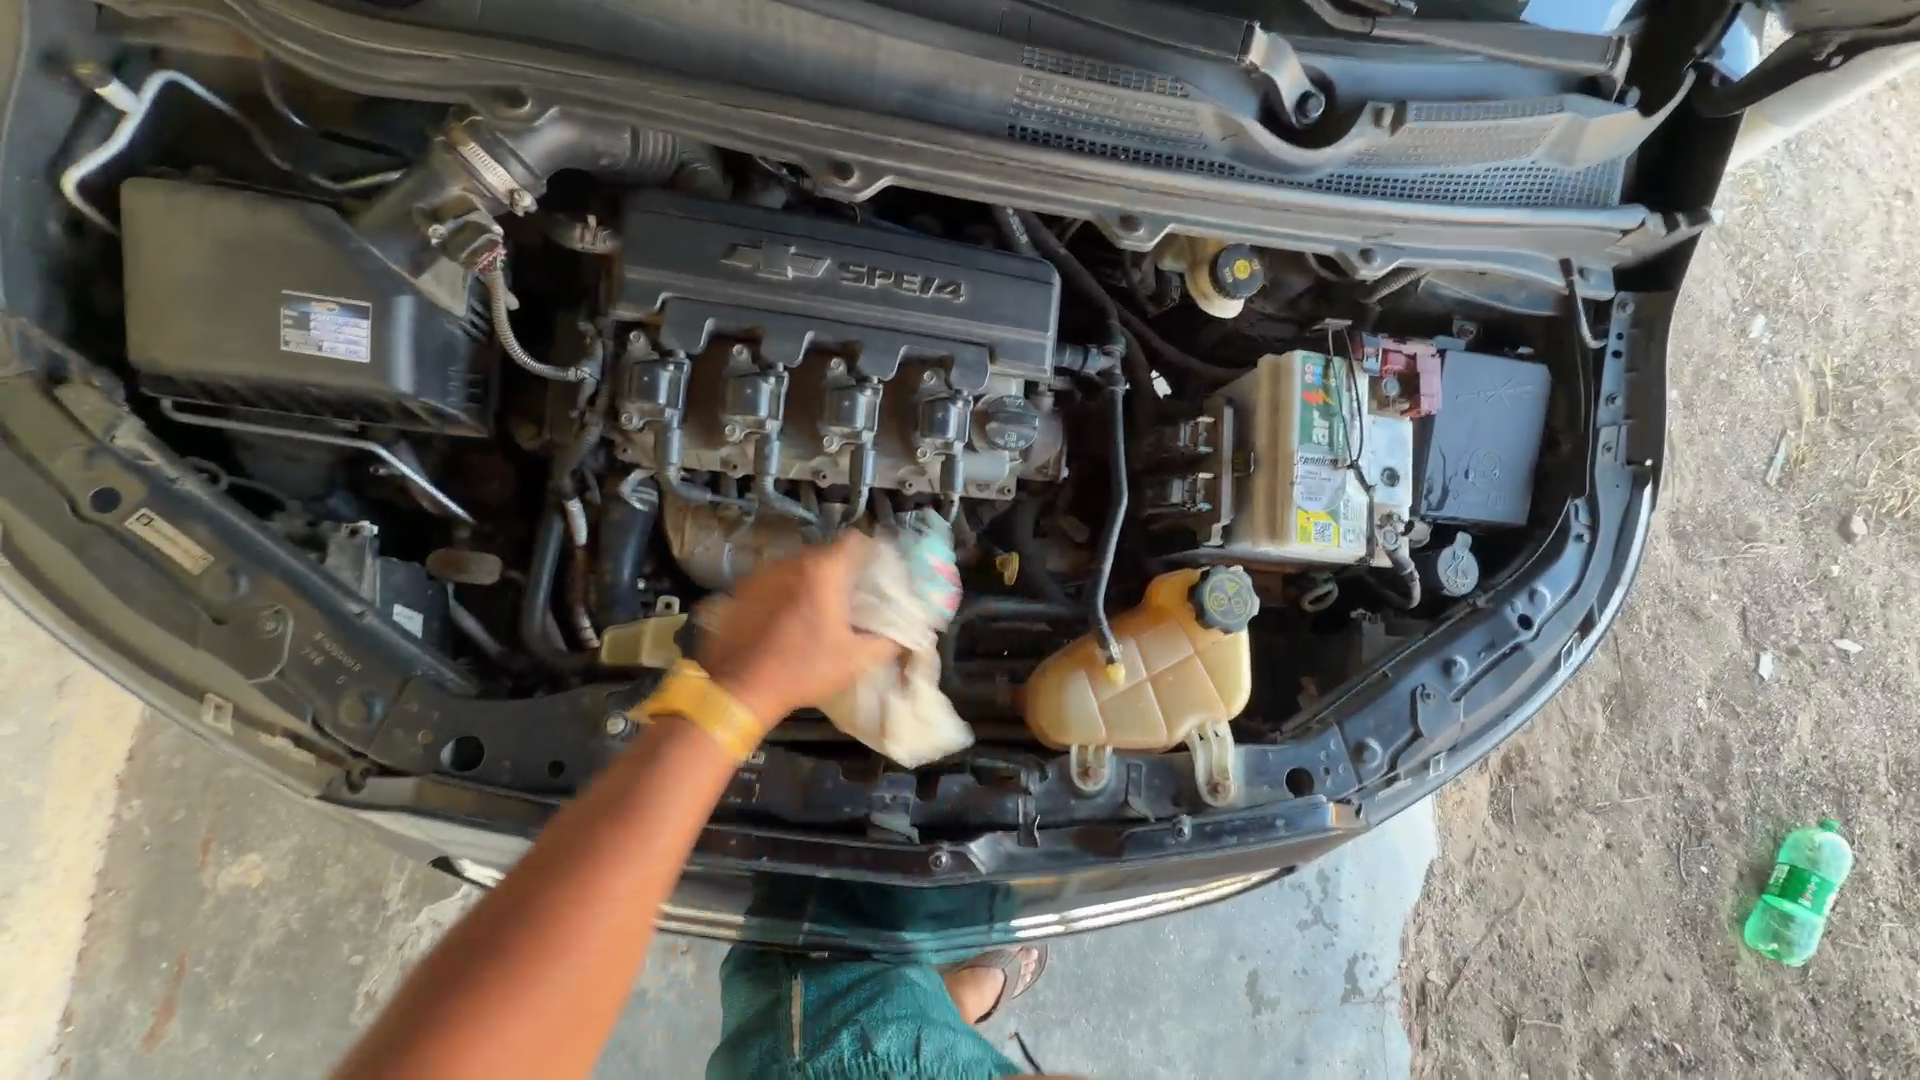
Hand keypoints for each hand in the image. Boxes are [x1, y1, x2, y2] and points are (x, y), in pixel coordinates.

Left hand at [695, 532, 900, 730]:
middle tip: (850, 598)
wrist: (739, 688)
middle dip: (840, 571)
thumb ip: (888, 641)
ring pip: (798, 567)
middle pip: (826, 553)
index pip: (855, 540)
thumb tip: (906, 634)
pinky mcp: (742, 590)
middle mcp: (792, 562)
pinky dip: (785, 592)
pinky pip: (774, 582)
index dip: (869, 554)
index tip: (875, 576)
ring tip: (817, 609)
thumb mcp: (855, 660)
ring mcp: (763, 574)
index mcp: (824, 571)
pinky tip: (786, 619)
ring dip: (810, 581)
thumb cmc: (803, 670)